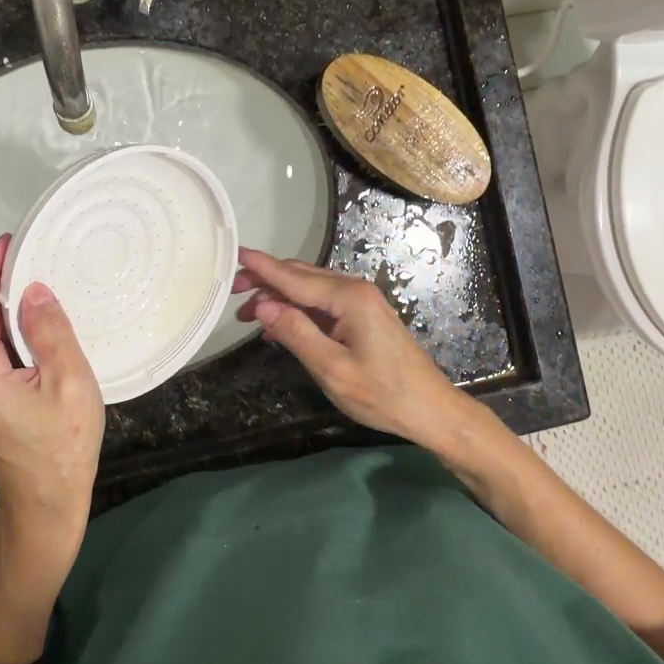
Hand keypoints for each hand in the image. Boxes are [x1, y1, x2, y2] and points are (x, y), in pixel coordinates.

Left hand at [0, 236, 104, 525]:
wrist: (44, 507)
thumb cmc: (62, 449)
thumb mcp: (70, 385)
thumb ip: (50, 333)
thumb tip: (33, 290)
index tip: (8, 241)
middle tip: (31, 255)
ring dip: (1, 306)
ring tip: (36, 281)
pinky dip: (4, 331)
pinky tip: (31, 324)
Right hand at [235, 247, 475, 447]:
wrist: (431, 409)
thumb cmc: (382, 394)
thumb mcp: (332, 369)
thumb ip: (296, 334)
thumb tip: (262, 306)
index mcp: (348, 298)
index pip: (294, 277)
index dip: (262, 267)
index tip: (235, 254)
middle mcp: (354, 290)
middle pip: (301, 277)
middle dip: (266, 281)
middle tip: (233, 293)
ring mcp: (361, 301)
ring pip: (310, 289)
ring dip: (279, 297)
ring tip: (249, 314)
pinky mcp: (363, 316)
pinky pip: (322, 303)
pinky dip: (297, 309)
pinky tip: (279, 327)